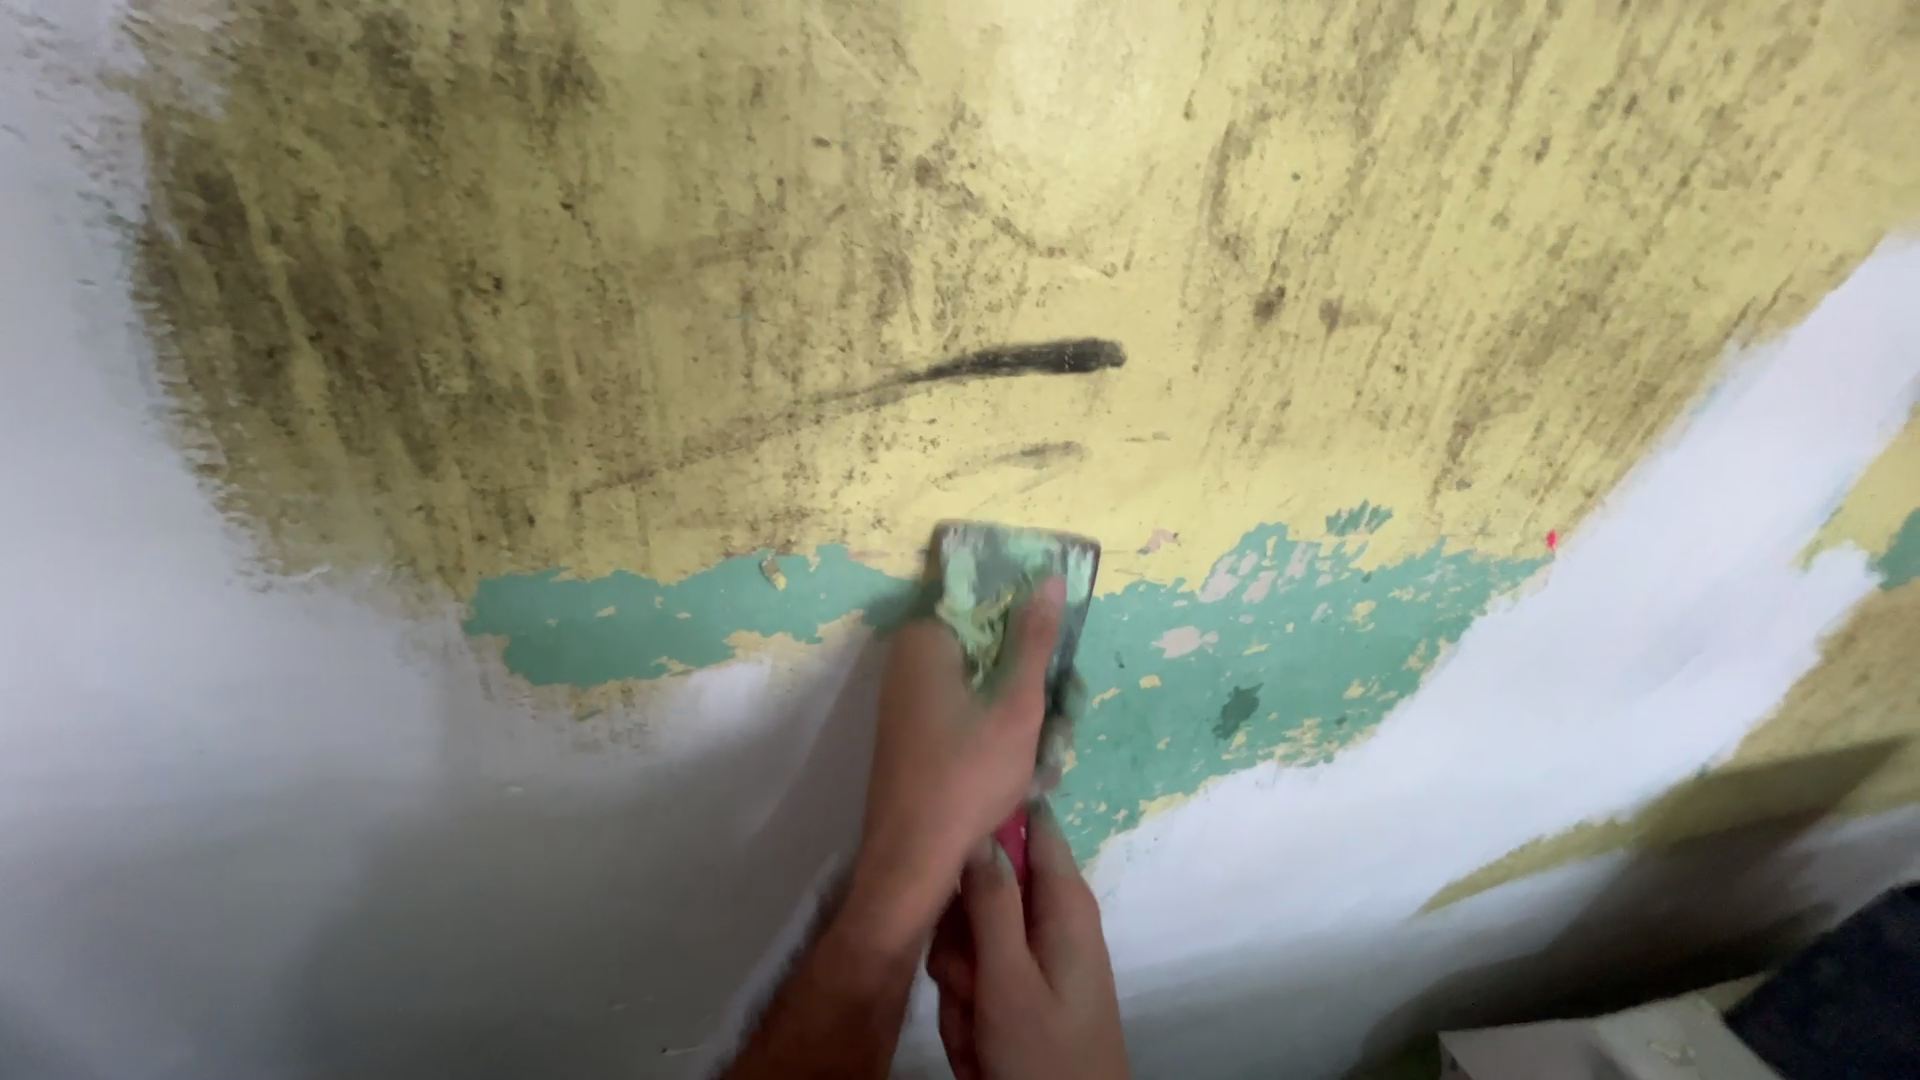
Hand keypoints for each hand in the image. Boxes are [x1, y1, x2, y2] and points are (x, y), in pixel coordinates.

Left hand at [845, 577, 1065, 946]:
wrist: (913, 859)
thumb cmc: (967, 774)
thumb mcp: (1016, 703)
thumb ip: (1035, 639)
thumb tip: (1050, 578)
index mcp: (927, 639)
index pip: (991, 606)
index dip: (1034, 633)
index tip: (1062, 671)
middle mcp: (914, 660)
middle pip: (995, 651)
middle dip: (1039, 688)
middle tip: (1064, 727)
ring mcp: (915, 698)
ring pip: (990, 688)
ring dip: (1028, 720)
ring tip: (1049, 762)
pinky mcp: (921, 731)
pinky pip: (972, 715)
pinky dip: (1002, 737)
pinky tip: (1029, 775)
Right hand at [926, 800, 1127, 1079]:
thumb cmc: (1045, 1058)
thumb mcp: (1010, 980)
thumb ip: (992, 902)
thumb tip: (979, 832)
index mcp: (1062, 900)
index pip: (1031, 823)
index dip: (992, 822)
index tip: (954, 850)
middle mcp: (1050, 915)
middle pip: (984, 884)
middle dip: (962, 934)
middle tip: (966, 977)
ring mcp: (1033, 951)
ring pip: (969, 933)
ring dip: (960, 979)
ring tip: (977, 1021)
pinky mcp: (1020, 984)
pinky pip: (974, 972)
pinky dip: (968, 1007)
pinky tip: (979, 1041)